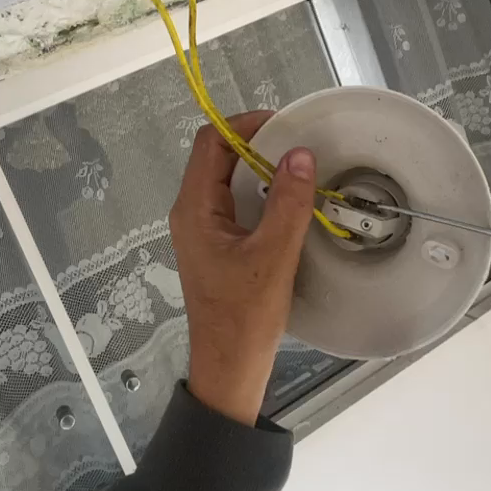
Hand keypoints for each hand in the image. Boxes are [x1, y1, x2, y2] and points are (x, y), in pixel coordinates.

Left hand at [169, 111, 317, 425]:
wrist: (229, 367)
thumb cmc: (245, 315)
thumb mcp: (273, 257)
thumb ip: (287, 203)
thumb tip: (299, 154)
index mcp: (194, 209)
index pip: (211, 143)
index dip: (244, 124)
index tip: (284, 123)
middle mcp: (191, 212)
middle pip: (216, 156)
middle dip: (255, 142)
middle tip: (297, 142)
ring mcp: (202, 228)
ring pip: (226, 179)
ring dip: (258, 167)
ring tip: (297, 165)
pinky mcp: (216, 244)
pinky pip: (234, 201)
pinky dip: (259, 190)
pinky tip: (287, 198)